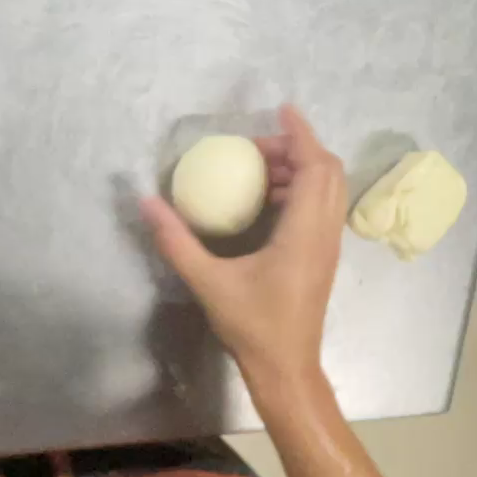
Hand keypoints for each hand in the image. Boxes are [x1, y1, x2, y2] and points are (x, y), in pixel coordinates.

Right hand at [141, 105, 345, 394]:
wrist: (286, 367)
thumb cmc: (252, 327)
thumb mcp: (208, 283)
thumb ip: (176, 241)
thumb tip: (147, 202)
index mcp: (304, 233)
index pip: (314, 166)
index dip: (300, 132)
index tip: (280, 109)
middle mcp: (324, 234)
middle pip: (328, 171)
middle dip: (298, 148)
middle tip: (257, 149)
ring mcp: (328, 248)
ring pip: (329, 191)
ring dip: (301, 170)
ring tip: (259, 173)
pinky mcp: (324, 260)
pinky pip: (322, 210)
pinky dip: (302, 193)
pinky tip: (268, 206)